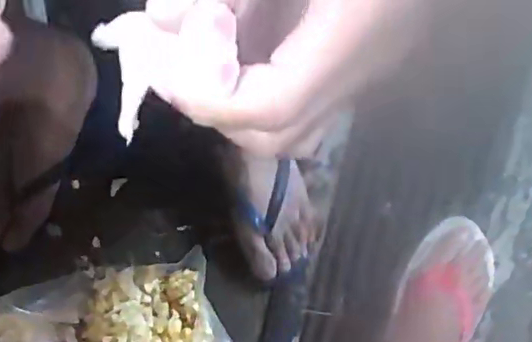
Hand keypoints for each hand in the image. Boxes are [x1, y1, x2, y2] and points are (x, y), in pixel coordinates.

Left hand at [142, 0, 431, 156]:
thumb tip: (163, 18)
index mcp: (351, 35)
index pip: (271, 107)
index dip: (212, 100)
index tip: (168, 72)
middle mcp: (361, 68)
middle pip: (279, 134)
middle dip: (219, 110)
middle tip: (177, 67)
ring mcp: (367, 69)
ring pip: (293, 126)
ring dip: (239, 103)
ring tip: (202, 57)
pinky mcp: (367, 57)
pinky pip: (308, 98)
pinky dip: (264, 85)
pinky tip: (242, 43)